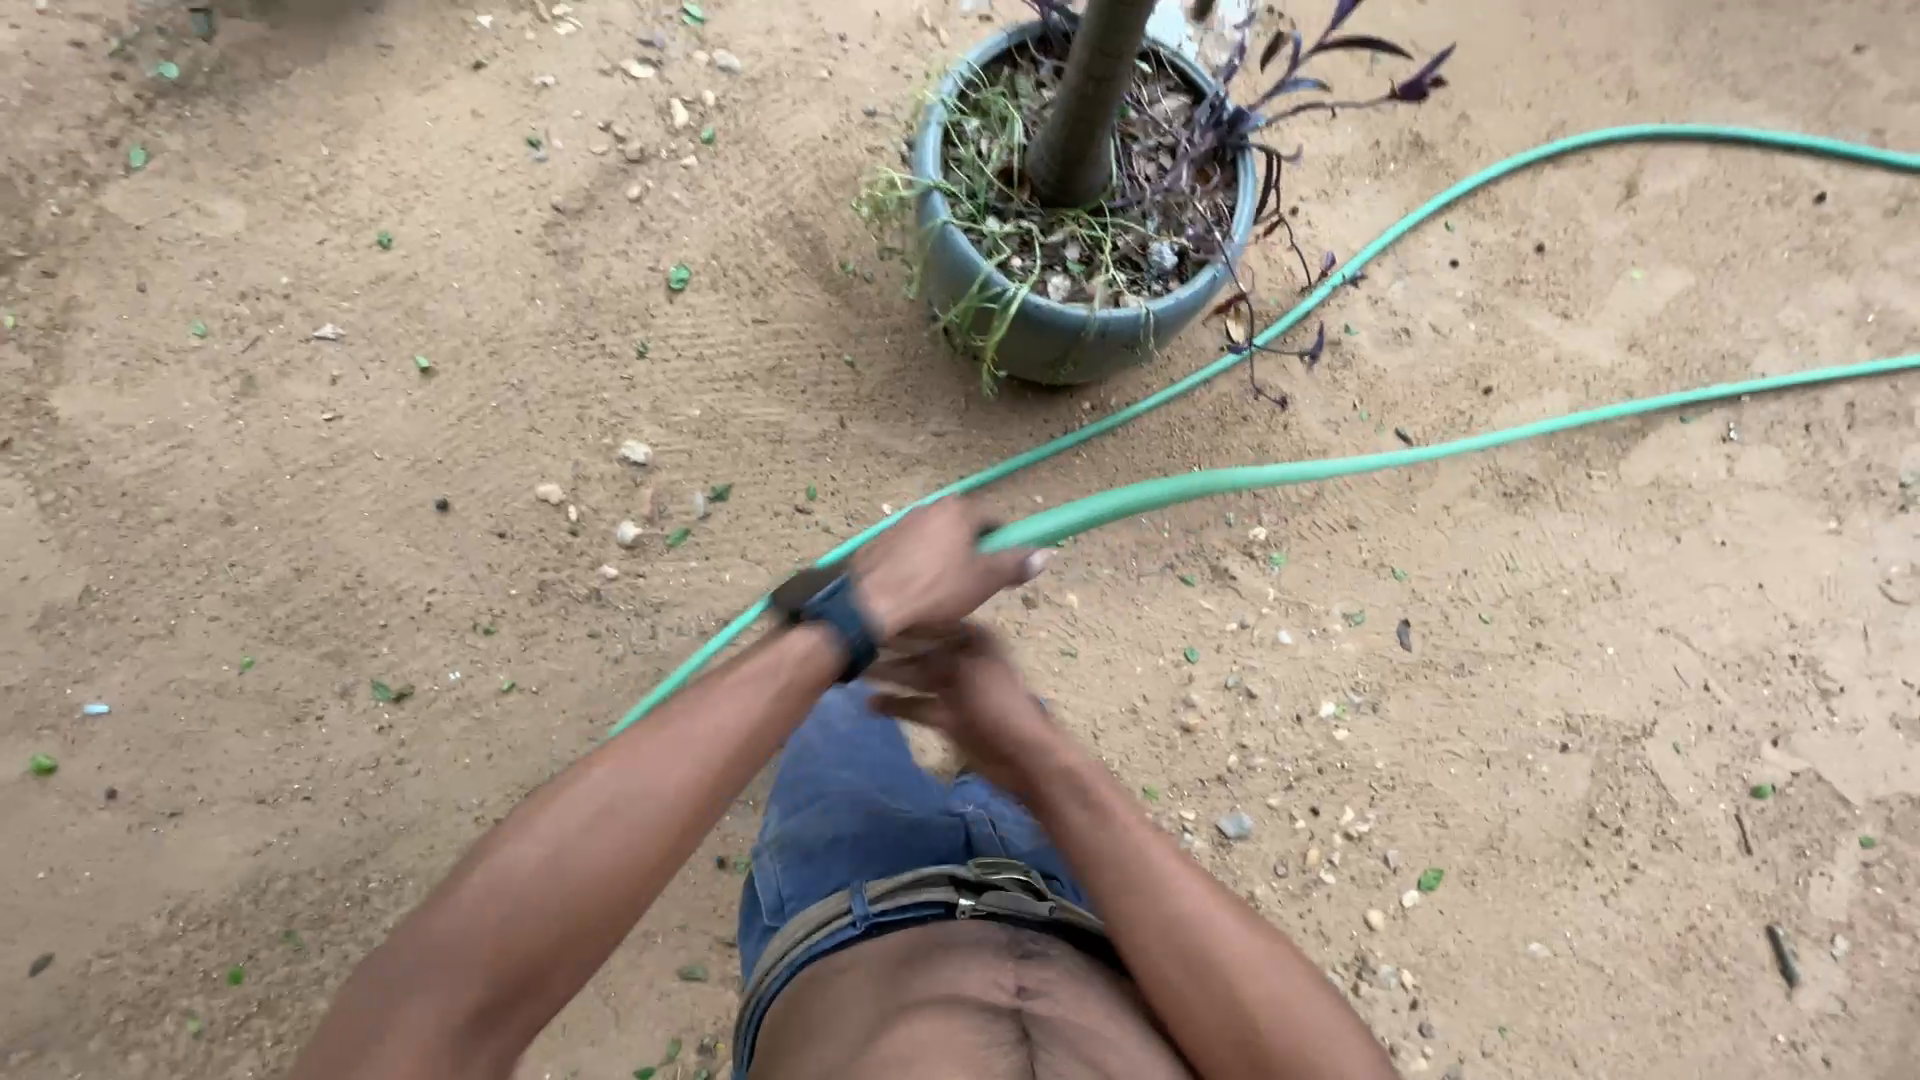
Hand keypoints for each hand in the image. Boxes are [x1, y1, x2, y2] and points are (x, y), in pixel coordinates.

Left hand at [847, 496, 1050, 643]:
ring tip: (944, 591)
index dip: (1003, 544)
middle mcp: (930, 507)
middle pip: (965, 526)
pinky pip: (913, 549)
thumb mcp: (984, 581)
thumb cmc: (934, 590)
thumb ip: (1015, 564)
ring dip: (946, 558)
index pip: (995, 519)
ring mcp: (902, 522)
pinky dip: (920, 564)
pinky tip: (918, 590)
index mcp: (958, 509)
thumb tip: (1046, 554)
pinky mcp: (882, 541)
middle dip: (974, 551)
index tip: (1002, 570)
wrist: (870, 605)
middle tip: (975, 584)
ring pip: (938, 538)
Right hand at [866, 623, 1060, 800]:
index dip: (908, 624)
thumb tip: (903, 644)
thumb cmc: (999, 704)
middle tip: (858, 646)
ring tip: (858, 674)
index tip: (875, 620)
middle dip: (894, 650)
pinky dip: (896, 705)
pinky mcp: (946, 717)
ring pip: (916, 678)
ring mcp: (955, 690)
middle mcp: (963, 659)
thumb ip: (935, 656)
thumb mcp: (966, 670)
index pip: (936, 624)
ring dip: (891, 677)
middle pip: (922, 651)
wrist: (1022, 756)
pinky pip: (916, 706)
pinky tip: (872, 704)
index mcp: (975, 640)